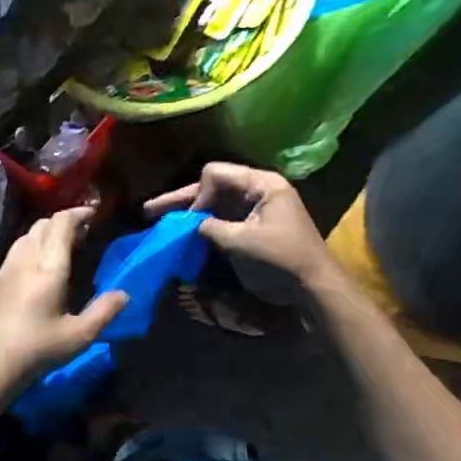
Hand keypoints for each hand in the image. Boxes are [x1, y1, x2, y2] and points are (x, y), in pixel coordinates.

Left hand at [0, 207, 126, 402]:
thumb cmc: (36, 349)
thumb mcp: (79, 335)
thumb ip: (104, 311)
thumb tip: (124, 294)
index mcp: (49, 266)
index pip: (61, 223)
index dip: (78, 213)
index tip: (92, 215)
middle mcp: (25, 260)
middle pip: (42, 225)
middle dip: (63, 221)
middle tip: (82, 234)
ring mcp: (6, 269)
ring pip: (26, 236)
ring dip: (45, 233)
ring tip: (61, 248)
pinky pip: (16, 251)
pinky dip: (31, 246)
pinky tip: (37, 267)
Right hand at [145, 163, 341, 287]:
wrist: (311, 286)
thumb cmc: (281, 259)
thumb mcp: (241, 241)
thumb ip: (209, 228)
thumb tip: (185, 225)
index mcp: (261, 184)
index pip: (215, 174)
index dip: (197, 194)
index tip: (191, 220)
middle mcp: (255, 191)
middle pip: (211, 188)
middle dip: (181, 200)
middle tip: (149, 211)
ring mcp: (252, 210)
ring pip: (212, 206)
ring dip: (187, 214)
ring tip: (158, 222)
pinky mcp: (249, 229)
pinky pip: (219, 221)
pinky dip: (200, 227)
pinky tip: (180, 235)